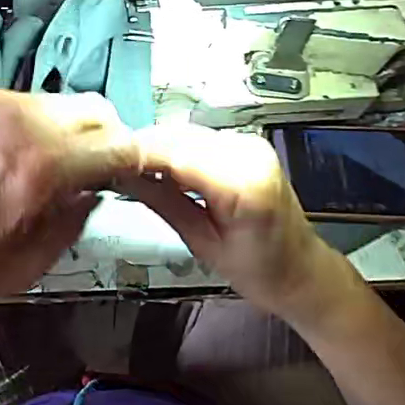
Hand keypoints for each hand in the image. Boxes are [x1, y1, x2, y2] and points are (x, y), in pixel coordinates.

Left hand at [0, 90, 139, 310]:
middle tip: (99, 176)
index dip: (137, 164)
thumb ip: (69, 225)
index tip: (136, 183)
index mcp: (41, 164)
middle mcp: (24, 118)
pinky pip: (28, 102)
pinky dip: (41, 124)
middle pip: (98, 109)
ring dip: (75, 129)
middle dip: (111, 140)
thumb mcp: (18, 267)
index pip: (120, 145)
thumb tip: (92, 194)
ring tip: (56, 168)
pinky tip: (18, 156)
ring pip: (63, 101)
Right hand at [123, 124, 366, 325]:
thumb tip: (121, 176)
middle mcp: (250, 153)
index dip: (134, 155)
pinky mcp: (245, 144)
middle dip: (139, 150)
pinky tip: (155, 168)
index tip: (102, 163)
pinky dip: (172, 150)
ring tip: (126, 170)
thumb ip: (161, 201)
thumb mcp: (202, 243)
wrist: (302, 271)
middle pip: (177, 137)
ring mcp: (250, 144)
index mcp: (244, 183)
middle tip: (107, 167)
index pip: (174, 154)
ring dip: (153, 148)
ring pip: (183, 134)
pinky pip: (197, 139)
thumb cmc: (261, 271)